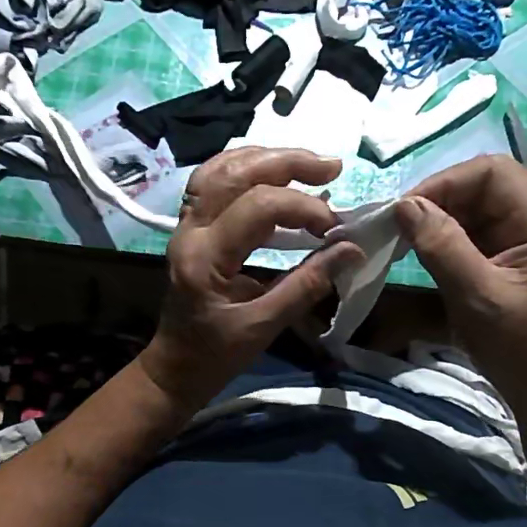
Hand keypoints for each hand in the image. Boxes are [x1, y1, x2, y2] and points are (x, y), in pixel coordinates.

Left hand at [138, 148, 365, 406]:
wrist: (174, 367)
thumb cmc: (215, 355)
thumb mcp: (264, 327)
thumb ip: (307, 285)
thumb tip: (352, 250)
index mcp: (204, 257)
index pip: (257, 208)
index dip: (303, 208)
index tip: (335, 228)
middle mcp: (190, 230)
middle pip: (236, 173)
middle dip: (288, 163)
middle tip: (333, 167)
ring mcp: (186, 224)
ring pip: (222, 168)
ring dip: (267, 159)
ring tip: (308, 164)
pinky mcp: (192, 226)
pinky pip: (215, 181)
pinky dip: (248, 170)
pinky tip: (274, 173)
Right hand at [398, 155, 526, 407]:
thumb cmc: (518, 349)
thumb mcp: (477, 298)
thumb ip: (442, 247)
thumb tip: (403, 205)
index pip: (494, 174)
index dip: (446, 182)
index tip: (406, 208)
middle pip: (485, 184)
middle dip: (439, 198)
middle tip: (400, 222)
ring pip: (476, 203)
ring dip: (438, 214)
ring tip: (404, 233)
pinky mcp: (511, 251)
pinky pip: (474, 225)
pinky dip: (445, 231)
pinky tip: (421, 244)